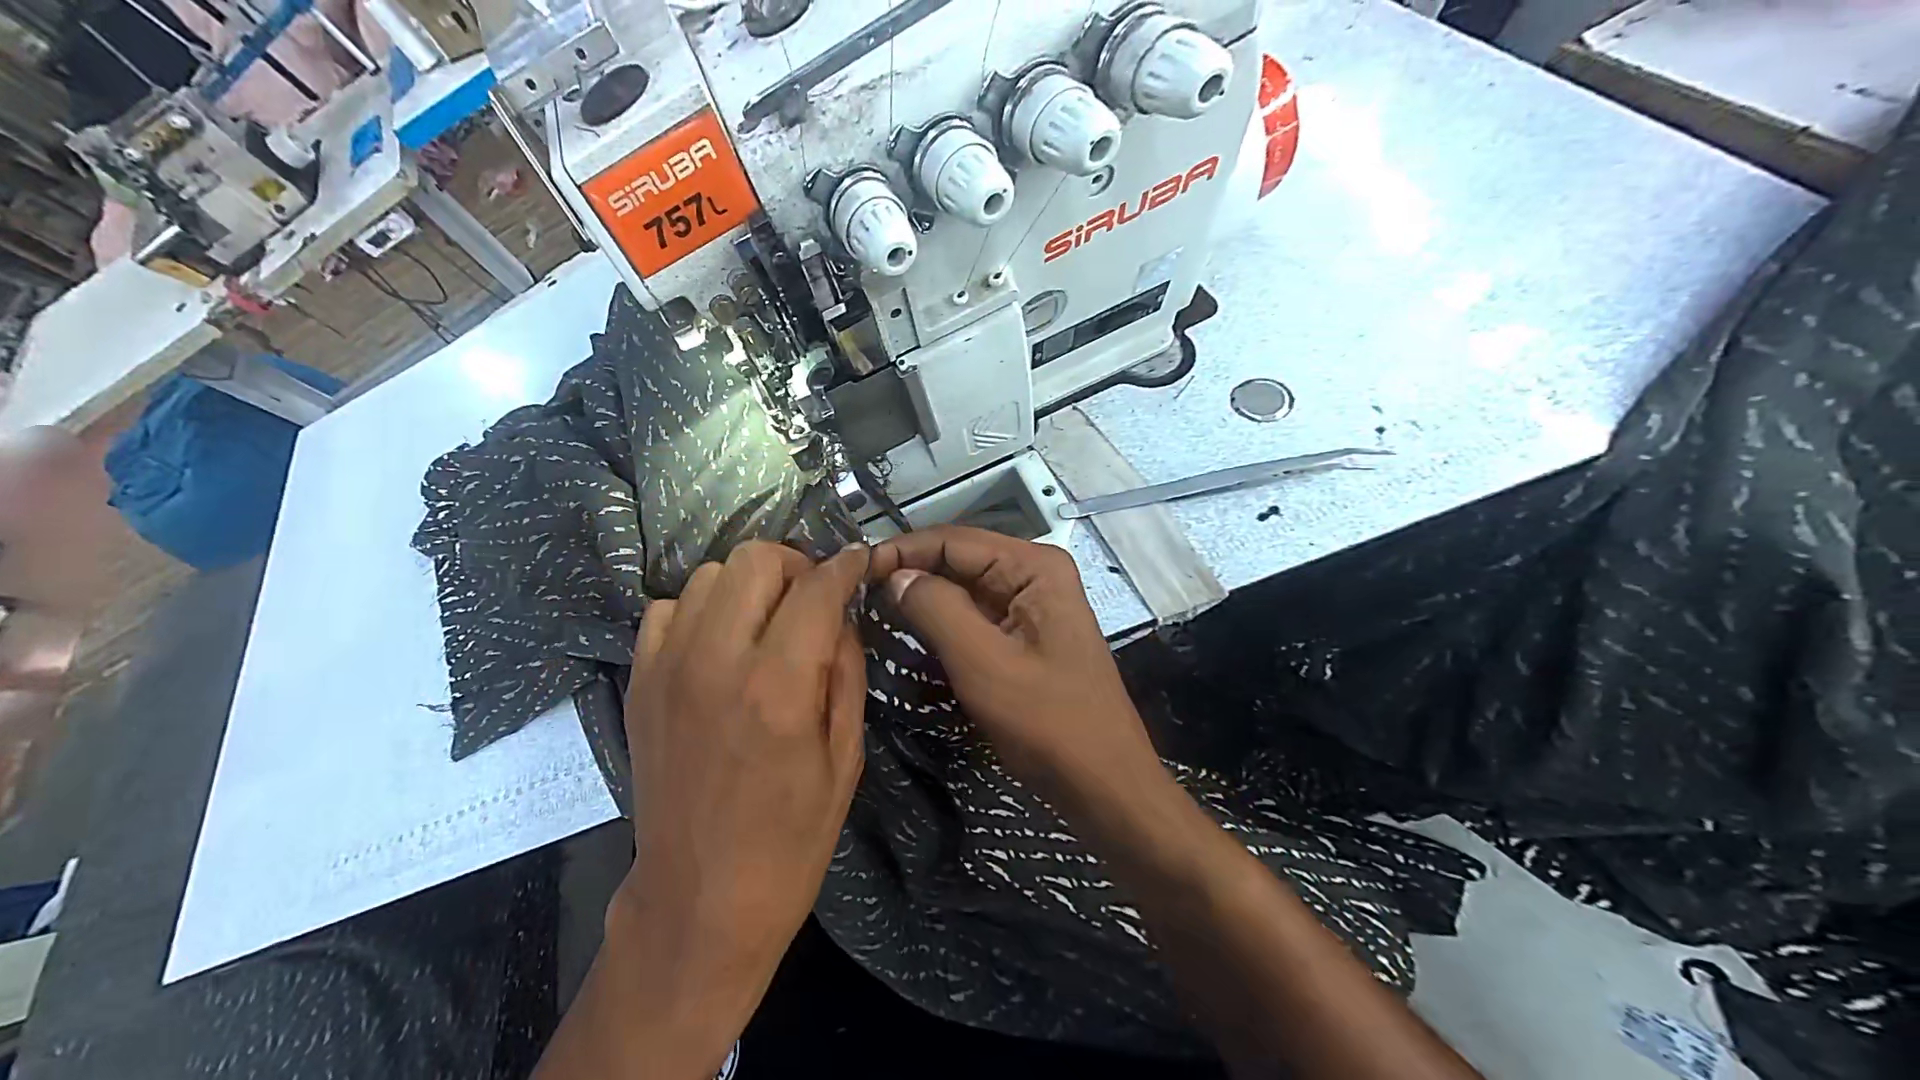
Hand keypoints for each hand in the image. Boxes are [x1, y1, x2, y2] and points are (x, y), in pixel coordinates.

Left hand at [616, 541, 869, 1056]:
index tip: (859, 562)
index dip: (846, 566)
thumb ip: (845, 669)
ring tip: (768, 621)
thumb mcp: (846, 756)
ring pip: (710, 575)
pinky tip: (721, 644)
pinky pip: (668, 608)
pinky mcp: (639, 682)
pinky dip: (702, 611)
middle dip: (796, 565)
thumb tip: (840, 614)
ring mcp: (667, 668)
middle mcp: (716, 662)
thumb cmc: (791, 838)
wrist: (700, 898)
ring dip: (749, 586)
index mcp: (778, 687)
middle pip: (755, 560)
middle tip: (814, 597)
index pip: (817, 588)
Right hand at [867, 526, 1160, 804]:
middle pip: (957, 562)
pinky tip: (909, 638)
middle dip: (909, 576)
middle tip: (856, 597)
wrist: (1103, 784)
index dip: (900, 551)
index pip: (952, 540)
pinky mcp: (1024, 637)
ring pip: (962, 591)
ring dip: (921, 602)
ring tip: (872, 615)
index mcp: (1033, 566)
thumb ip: (935, 608)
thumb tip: (894, 575)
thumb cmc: (1048, 722)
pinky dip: (941, 626)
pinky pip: (974, 619)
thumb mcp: (983, 662)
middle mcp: (1033, 575)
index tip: (853, 573)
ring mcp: (1030, 607)